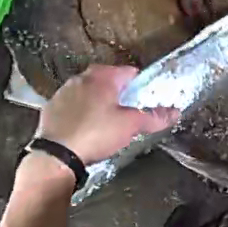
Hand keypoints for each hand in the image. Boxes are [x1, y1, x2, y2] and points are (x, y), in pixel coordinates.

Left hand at [35, 65, 177, 163]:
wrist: (57, 155)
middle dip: (118, 91)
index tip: (144, 99)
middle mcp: (82, 78)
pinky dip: (81, 110)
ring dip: (98, 99)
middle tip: (127, 110)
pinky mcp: (51, 107)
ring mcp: (63, 91)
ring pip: (88, 90)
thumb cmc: (97, 133)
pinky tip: (85, 127)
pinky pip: (73, 103)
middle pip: (107, 79)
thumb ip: (154, 117)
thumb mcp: (131, 126)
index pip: (129, 71)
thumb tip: (176, 112)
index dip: (140, 84)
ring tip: (107, 120)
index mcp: (103, 77)